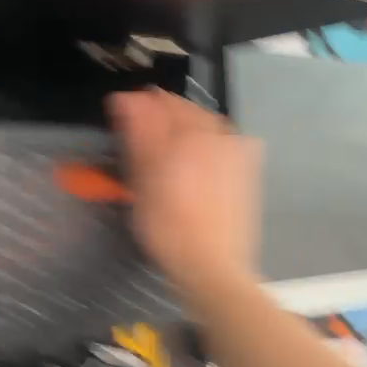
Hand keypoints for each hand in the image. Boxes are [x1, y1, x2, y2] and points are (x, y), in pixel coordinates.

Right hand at [107, 88, 261, 294]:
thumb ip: (138, 136)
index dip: (131, 104)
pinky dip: (211, 136)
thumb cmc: (168, 229)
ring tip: (168, 139)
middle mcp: (213, 133)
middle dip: (158, 110)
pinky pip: (227, 136)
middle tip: (138, 126)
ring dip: (184, 121)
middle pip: (181, 107)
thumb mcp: (142, 184)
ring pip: (205, 119)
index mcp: (183, 134)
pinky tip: (202, 150)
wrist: (213, 264)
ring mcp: (235, 147)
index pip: (151, 102)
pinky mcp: (249, 164)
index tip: (117, 112)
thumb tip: (127, 101)